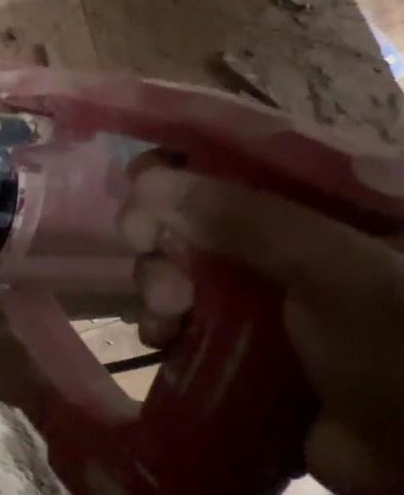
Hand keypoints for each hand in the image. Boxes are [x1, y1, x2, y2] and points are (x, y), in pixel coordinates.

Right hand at [119, 167, 403, 494]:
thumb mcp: (344, 277)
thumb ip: (250, 220)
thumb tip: (148, 178)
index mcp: (355, 212)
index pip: (263, 157)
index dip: (197, 158)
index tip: (145, 171)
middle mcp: (316, 242)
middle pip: (210, 207)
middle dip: (165, 227)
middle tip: (140, 241)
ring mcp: (283, 292)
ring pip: (190, 258)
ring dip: (159, 278)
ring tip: (167, 312)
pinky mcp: (256, 336)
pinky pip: (189, 307)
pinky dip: (165, 317)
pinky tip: (164, 335)